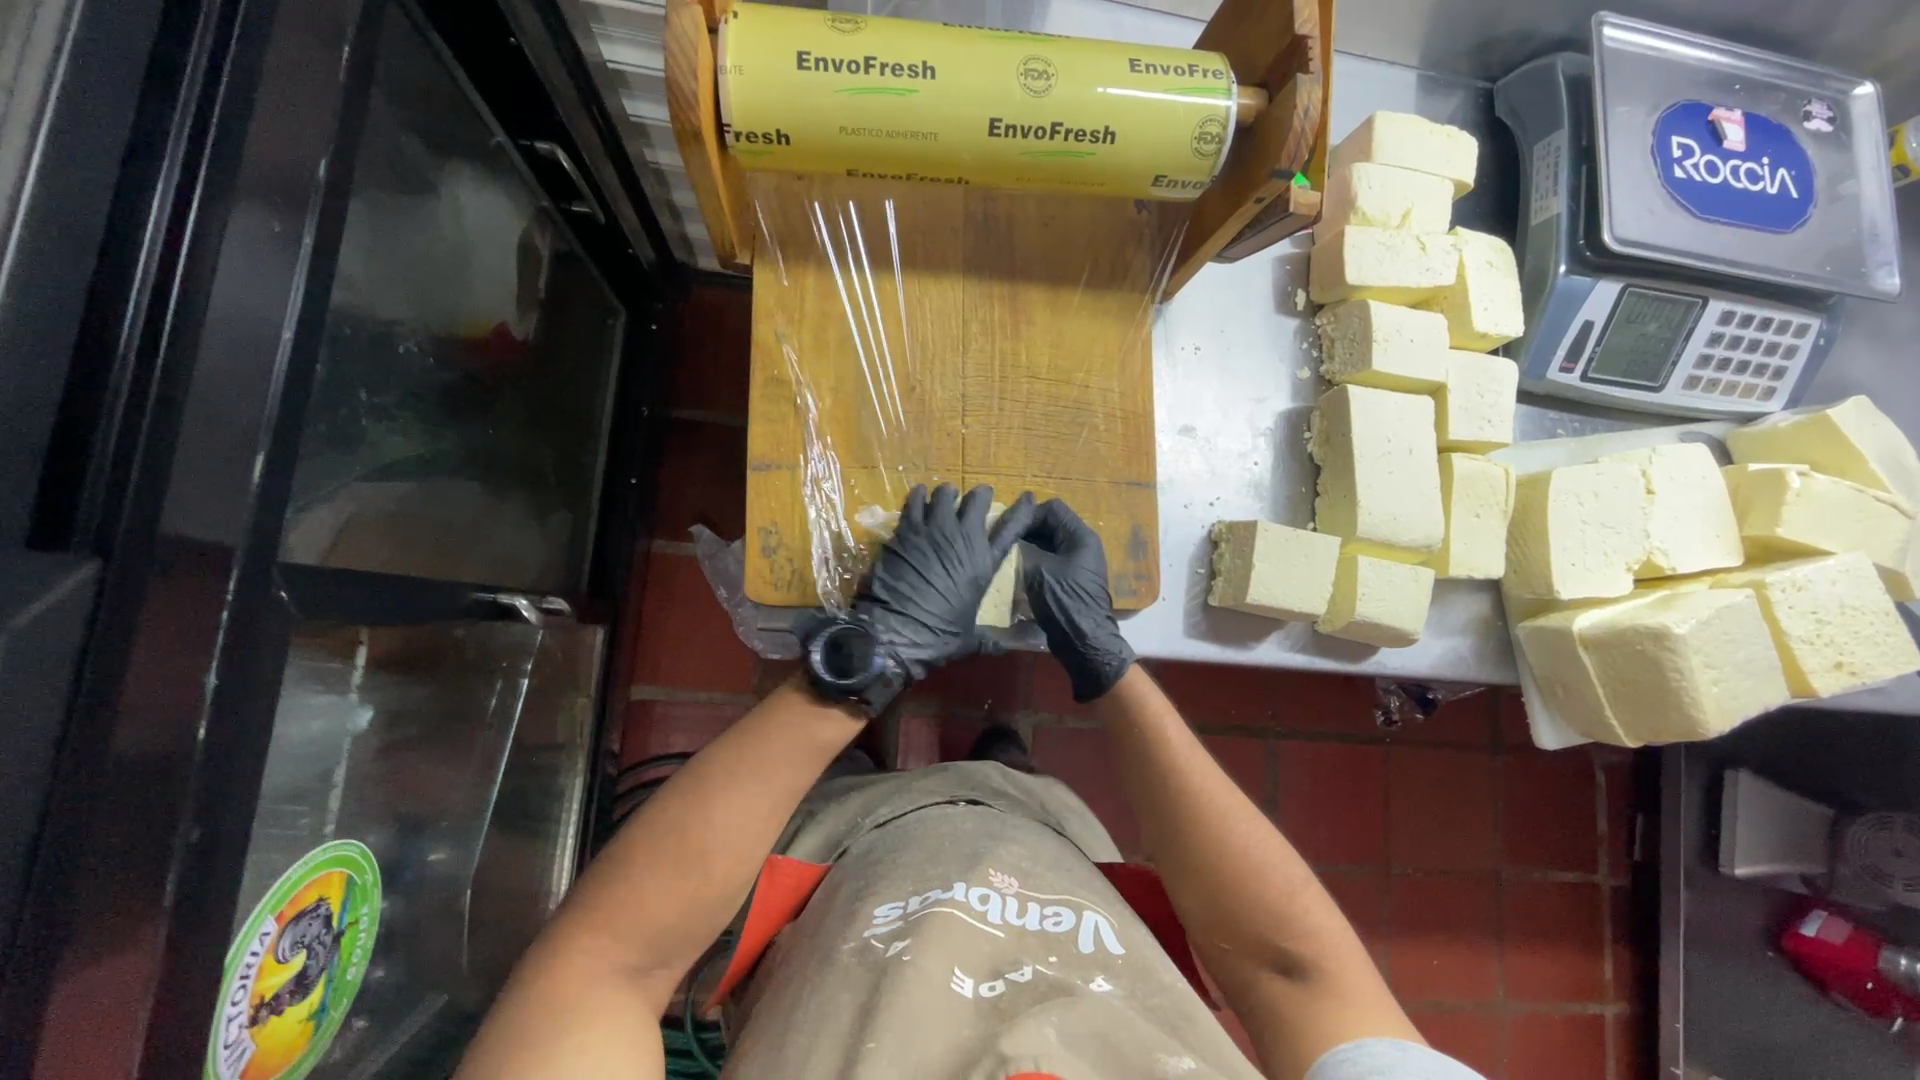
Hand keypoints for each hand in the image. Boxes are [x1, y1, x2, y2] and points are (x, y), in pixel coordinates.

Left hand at [855, 483, 1035, 681]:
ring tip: (946, 495)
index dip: (1022, 510)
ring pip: (945, 495)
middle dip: (979, 496)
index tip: (1027, 498)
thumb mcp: (973, 639)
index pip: (1012, 527)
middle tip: (977, 495)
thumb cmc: (938, 636)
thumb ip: (996, 638)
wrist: (896, 630)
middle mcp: (964, 539)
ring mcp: (934, 531)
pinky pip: (915, 501)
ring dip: (947, 494)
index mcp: (985, 563)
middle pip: (977, 501)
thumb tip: (1021, 646)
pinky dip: (919, 496)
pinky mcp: (907, 531)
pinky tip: (919, 496)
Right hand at [1019, 499, 1134, 701]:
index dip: (1028, 515)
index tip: (1007, 530)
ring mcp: (1078, 563)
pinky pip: (1050, 561)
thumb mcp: (1037, 569)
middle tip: (1003, 542)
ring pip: (1048, 544)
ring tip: (1006, 556)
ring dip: (1028, 548)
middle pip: (1050, 525)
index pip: (1051, 509)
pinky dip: (1033, 562)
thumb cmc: (1063, 601)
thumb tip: (1009, 537)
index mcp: (1081, 536)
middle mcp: (1083, 545)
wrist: (1083, 641)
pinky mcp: (1071, 579)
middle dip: (1026, 531)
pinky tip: (1016, 572)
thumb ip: (1022, 547)